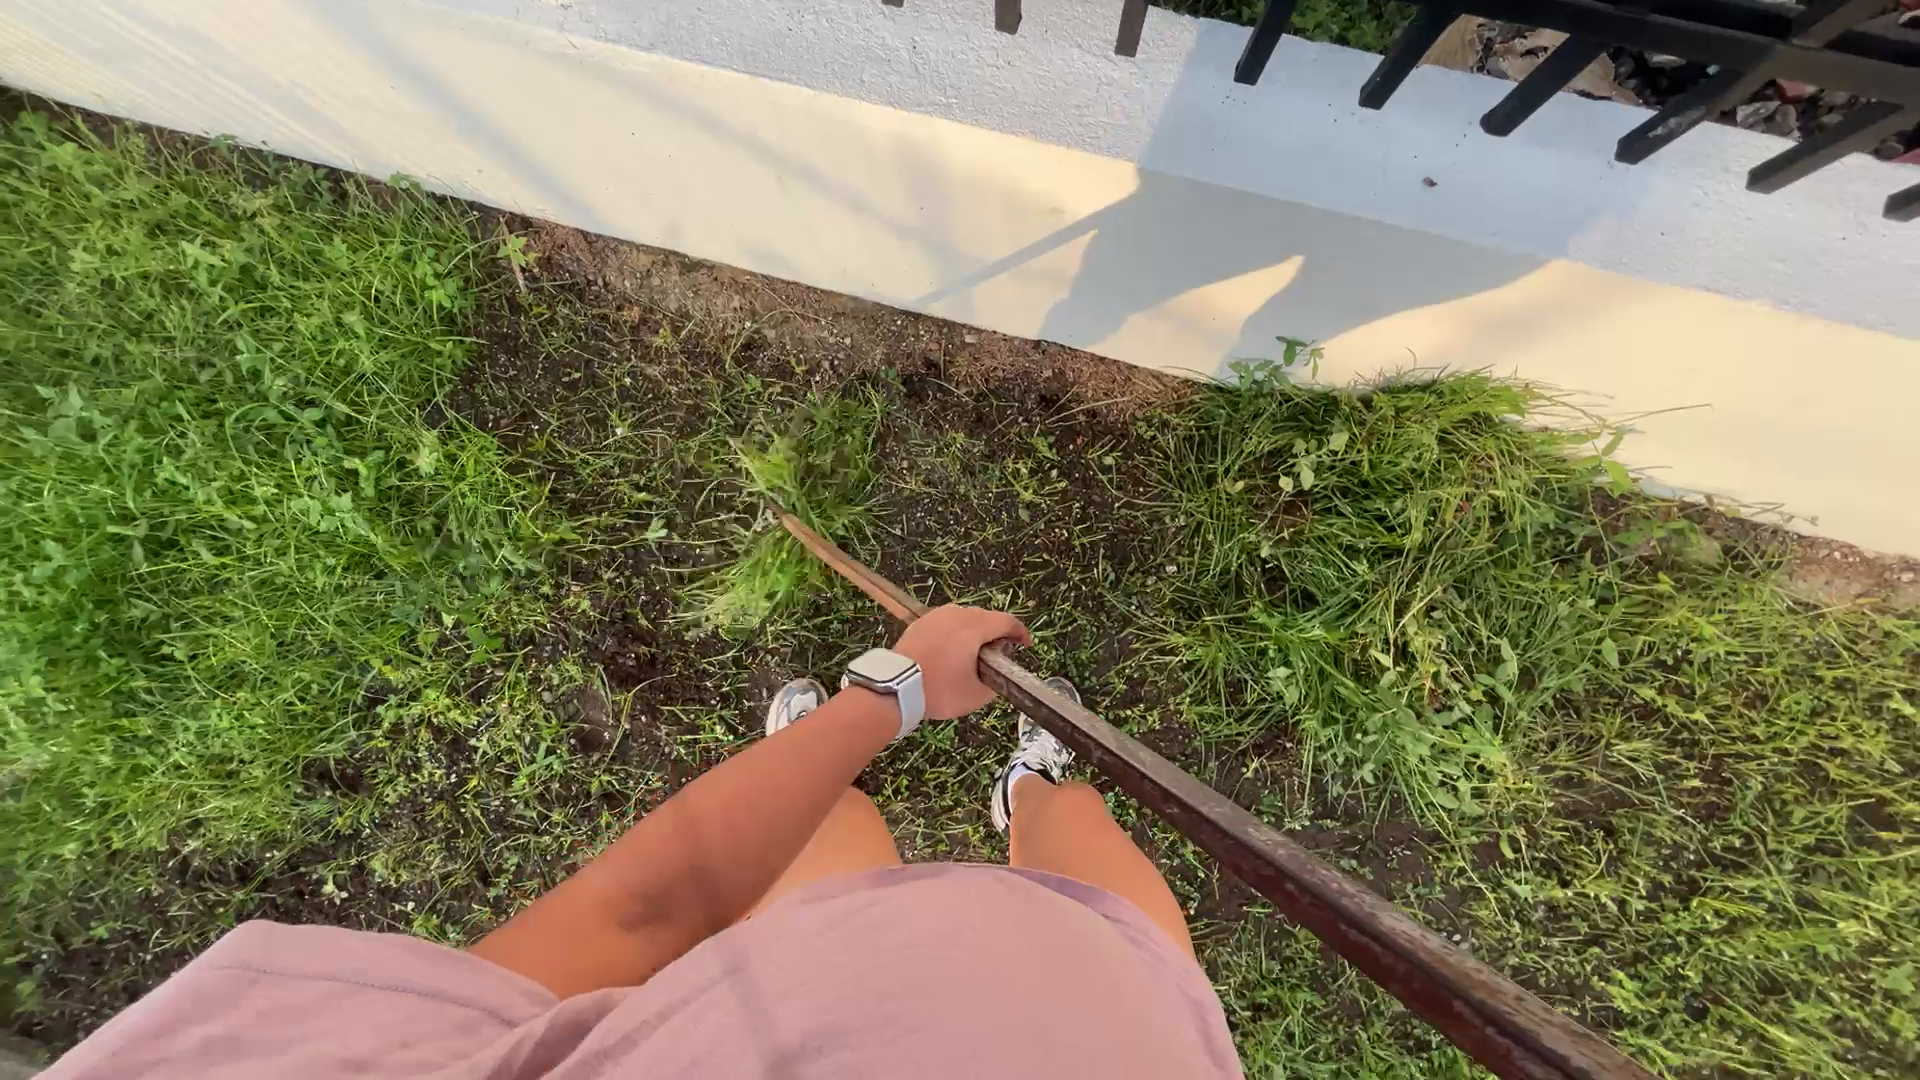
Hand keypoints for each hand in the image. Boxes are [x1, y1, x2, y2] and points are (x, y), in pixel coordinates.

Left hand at [891, 604, 1030, 720]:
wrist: (894, 686)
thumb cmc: (939, 690)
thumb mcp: (976, 694)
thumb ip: (995, 681)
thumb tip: (996, 674)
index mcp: (974, 626)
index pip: (1007, 621)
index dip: (1020, 633)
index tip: (1024, 645)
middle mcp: (956, 613)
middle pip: (986, 617)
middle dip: (997, 633)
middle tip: (1000, 654)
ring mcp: (936, 615)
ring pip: (965, 618)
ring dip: (975, 632)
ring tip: (975, 653)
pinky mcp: (921, 622)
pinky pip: (947, 624)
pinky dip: (956, 634)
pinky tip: (952, 652)